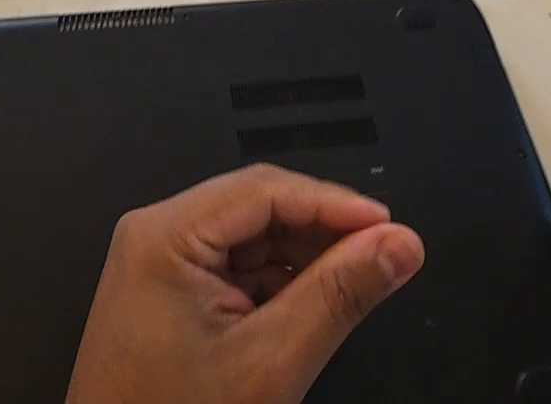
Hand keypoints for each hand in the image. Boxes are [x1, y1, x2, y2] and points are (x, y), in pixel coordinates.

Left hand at [65, 164, 424, 403]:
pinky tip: (312, 301)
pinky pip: (237, 263)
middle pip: (257, 206)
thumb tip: (394, 246)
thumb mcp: (268, 362)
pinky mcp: (172, 287)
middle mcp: (157, 234)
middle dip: (321, 229)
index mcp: (164, 235)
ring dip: (304, 256)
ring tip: (354, 282)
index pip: (262, 189)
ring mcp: (161, 260)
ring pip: (251, 234)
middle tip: (381, 252)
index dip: (332, 202)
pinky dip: (279, 280)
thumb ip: (337, 296)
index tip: (386, 223)